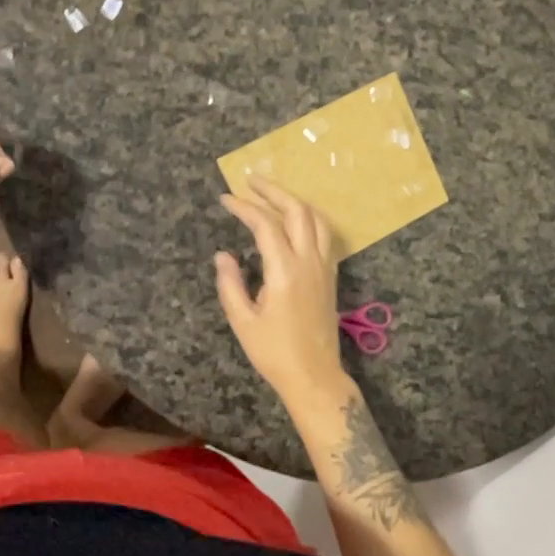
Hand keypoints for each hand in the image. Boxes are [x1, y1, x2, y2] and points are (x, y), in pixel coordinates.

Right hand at [216, 179, 349, 397]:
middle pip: (297, 211)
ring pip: (317, 220)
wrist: (314, 375)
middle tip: (251, 180)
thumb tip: (223, 255)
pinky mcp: (331, 277)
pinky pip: (325, 237)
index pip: (265, 224)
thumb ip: (230, 284)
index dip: (244, 207)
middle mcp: (309, 262)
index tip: (225, 199)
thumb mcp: (243, 321)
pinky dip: (310, 220)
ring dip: (295, 202)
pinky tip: (297, 222)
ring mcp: (324, 268)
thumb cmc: (274, 352)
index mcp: (284, 270)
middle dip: (274, 191)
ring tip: (274, 195)